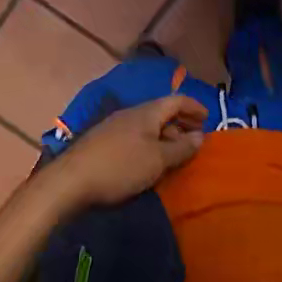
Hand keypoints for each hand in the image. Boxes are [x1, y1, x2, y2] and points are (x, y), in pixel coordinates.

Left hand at [45, 96, 207, 208]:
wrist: (72, 180)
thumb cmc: (121, 166)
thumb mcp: (157, 160)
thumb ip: (180, 147)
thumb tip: (200, 135)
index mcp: (145, 112)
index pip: (176, 100)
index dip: (194, 107)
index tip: (209, 119)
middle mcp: (129, 114)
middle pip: (161, 112)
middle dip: (181, 124)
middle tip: (196, 141)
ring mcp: (114, 128)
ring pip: (147, 127)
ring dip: (165, 137)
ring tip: (177, 156)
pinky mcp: (103, 143)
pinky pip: (135, 138)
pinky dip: (150, 146)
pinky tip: (151, 164)